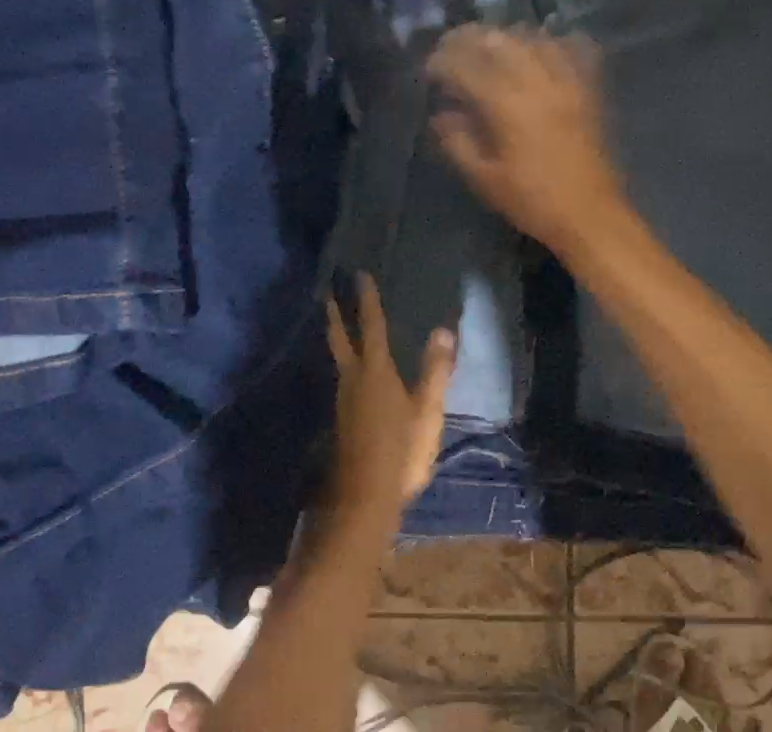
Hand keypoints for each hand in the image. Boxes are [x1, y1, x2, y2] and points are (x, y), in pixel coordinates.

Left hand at [324, 274, 455, 517]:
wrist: (366, 495)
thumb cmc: (402, 450)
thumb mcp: (427, 411)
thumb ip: (435, 371)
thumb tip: (443, 330)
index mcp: (376, 371)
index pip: (372, 326)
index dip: (368, 300)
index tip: (360, 276)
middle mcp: (353, 379)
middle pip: (341, 339)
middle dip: (337, 315)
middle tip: (329, 292)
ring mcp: (344, 400)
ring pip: (338, 359)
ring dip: (337, 337)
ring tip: (339, 324)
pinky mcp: (343, 418)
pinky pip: (343, 378)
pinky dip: (345, 362)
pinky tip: (352, 371)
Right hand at [425, 25, 629, 252]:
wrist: (589, 214)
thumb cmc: (532, 201)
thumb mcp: (484, 178)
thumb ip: (458, 141)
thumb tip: (442, 115)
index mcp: (505, 104)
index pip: (465, 65)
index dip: (441, 61)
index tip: (429, 69)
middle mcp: (536, 82)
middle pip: (498, 40)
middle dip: (469, 38)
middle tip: (451, 48)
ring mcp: (567, 82)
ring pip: (533, 38)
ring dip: (506, 37)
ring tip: (489, 46)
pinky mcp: (589, 90)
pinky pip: (572, 50)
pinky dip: (552, 42)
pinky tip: (541, 49)